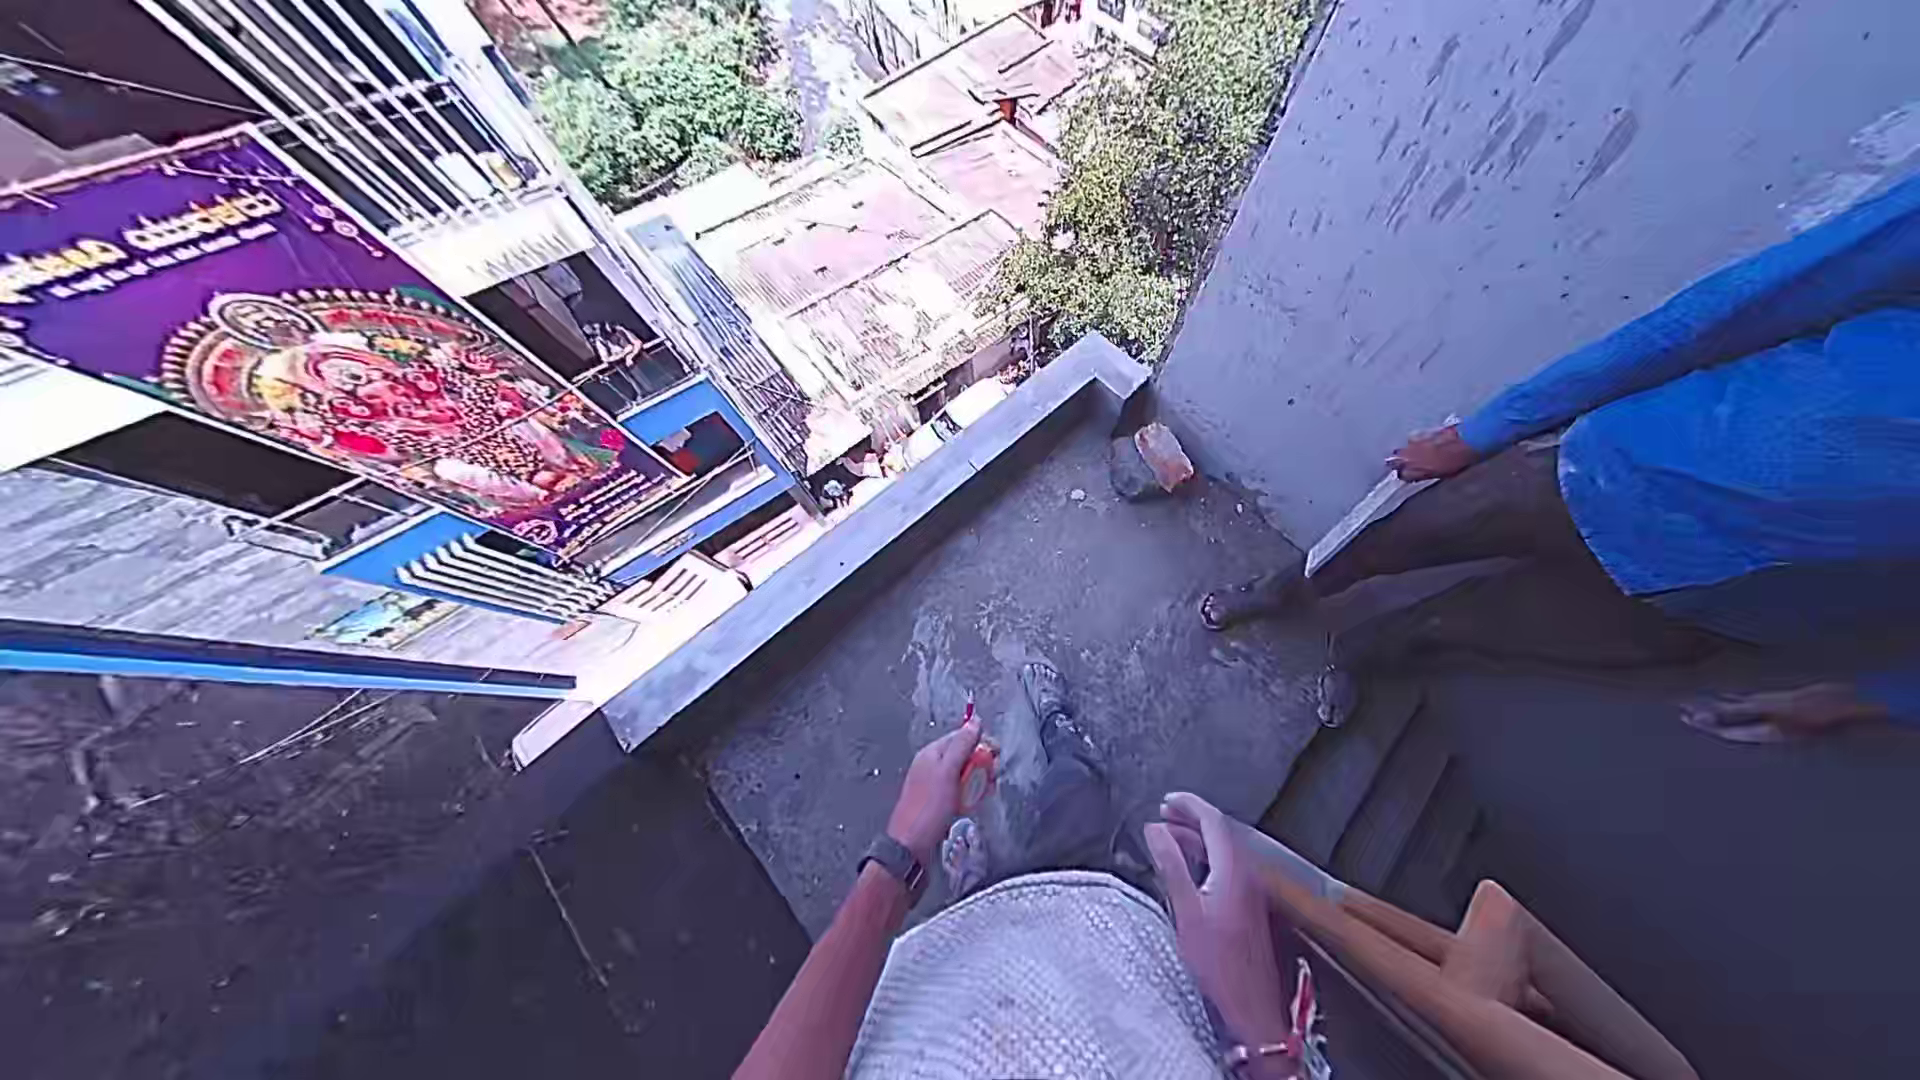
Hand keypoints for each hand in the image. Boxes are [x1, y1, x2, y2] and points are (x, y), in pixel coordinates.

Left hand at [886, 719, 980, 865]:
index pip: (961, 736)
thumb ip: (962, 745)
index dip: (981, 742)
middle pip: (965, 755)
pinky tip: (974, 803)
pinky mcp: (940, 801)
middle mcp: (934, 765)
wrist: (911, 848)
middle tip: (990, 779)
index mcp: (933, 753)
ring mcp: (936, 784)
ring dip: (978, 781)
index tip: (996, 755)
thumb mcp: (948, 771)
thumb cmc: (929, 808)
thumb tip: (975, 721)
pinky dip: (970, 794)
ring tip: (984, 793)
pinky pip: (961, 790)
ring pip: (965, 774)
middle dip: (982, 764)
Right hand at [1145, 793, 1290, 1052]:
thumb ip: (1170, 864)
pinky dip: (1204, 855)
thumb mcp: (1186, 910)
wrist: (1252, 1010)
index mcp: (1234, 869)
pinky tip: (1186, 863)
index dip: (1190, 803)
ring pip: (1222, 849)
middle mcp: (1247, 874)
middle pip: (1219, 831)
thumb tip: (1153, 827)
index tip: (1167, 798)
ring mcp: (1251, 890)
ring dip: (1195, 836)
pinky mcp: (1248, 905)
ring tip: (1167, 832)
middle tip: (1163, 810)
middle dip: (1190, 816)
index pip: (1213, 820)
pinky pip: (1225, 865)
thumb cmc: (1217, 962)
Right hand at [1387, 424, 1475, 480]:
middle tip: (1403, 464)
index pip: (1401, 475)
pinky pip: (1411, 439)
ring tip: (1411, 453)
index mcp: (1416, 472)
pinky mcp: (1420, 434)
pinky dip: (1414, 441)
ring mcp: (1412, 446)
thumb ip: (1427, 474)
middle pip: (1393, 462)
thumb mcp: (1444, 474)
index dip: (1405, 475)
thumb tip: (1421, 474)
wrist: (1469, 441)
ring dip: (1404, 452)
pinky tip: (1421, 442)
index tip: (1410, 475)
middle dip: (1396, 463)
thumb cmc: (1460, 461)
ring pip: (1400, 451)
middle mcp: (1409, 459)